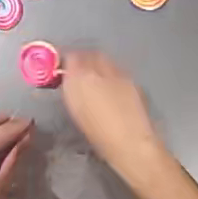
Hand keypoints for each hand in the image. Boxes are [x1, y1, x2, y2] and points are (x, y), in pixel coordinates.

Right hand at [60, 51, 168, 180]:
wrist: (131, 143)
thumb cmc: (99, 135)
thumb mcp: (77, 112)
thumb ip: (72, 89)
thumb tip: (69, 78)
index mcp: (81, 78)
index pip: (72, 57)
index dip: (67, 60)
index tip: (63, 67)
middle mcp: (101, 70)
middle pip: (91, 55)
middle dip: (84, 59)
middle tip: (78, 69)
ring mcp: (120, 75)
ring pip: (106, 61)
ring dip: (98, 65)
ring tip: (94, 78)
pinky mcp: (134, 82)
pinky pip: (117, 71)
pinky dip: (110, 74)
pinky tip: (110, 88)